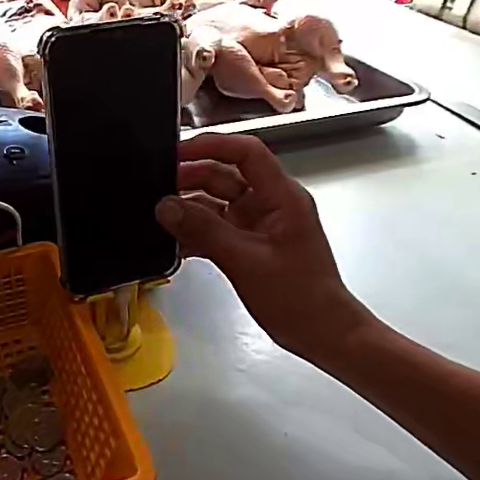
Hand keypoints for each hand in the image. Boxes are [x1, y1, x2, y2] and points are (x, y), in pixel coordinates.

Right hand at [156, 133, 378, 357]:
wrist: (323, 335)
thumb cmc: (298, 297)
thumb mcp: (246, 261)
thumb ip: (203, 230)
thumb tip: (164, 206)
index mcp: (281, 196)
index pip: (246, 152)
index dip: (211, 145)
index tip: (176, 151)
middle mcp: (269, 203)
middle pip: (225, 175)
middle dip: (191, 178)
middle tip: (155, 187)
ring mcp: (259, 223)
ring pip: (216, 202)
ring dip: (189, 208)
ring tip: (158, 216)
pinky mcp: (249, 243)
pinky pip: (216, 227)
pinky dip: (195, 232)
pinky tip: (173, 242)